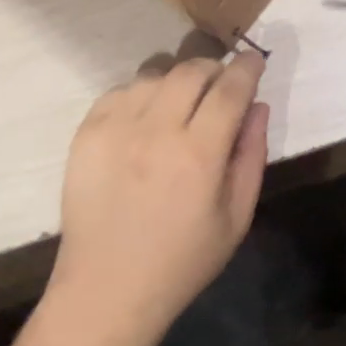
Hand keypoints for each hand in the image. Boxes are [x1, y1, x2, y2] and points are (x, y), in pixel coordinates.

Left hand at [46, 49, 270, 345]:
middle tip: (220, 81)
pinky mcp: (87, 131)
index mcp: (199, 155)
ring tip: (181, 103)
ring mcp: (116, 127)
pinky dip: (140, 94)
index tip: (254, 59)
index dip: (246, 68)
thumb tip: (258, 105)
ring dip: (176, 80)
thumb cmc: (182, 260)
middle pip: (191, 71)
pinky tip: (145, 117)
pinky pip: (120, 90)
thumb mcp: (235, 218)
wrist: (108, 286)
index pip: (229, 90)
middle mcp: (157, 130)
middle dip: (213, 68)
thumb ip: (251, 156)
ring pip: (154, 75)